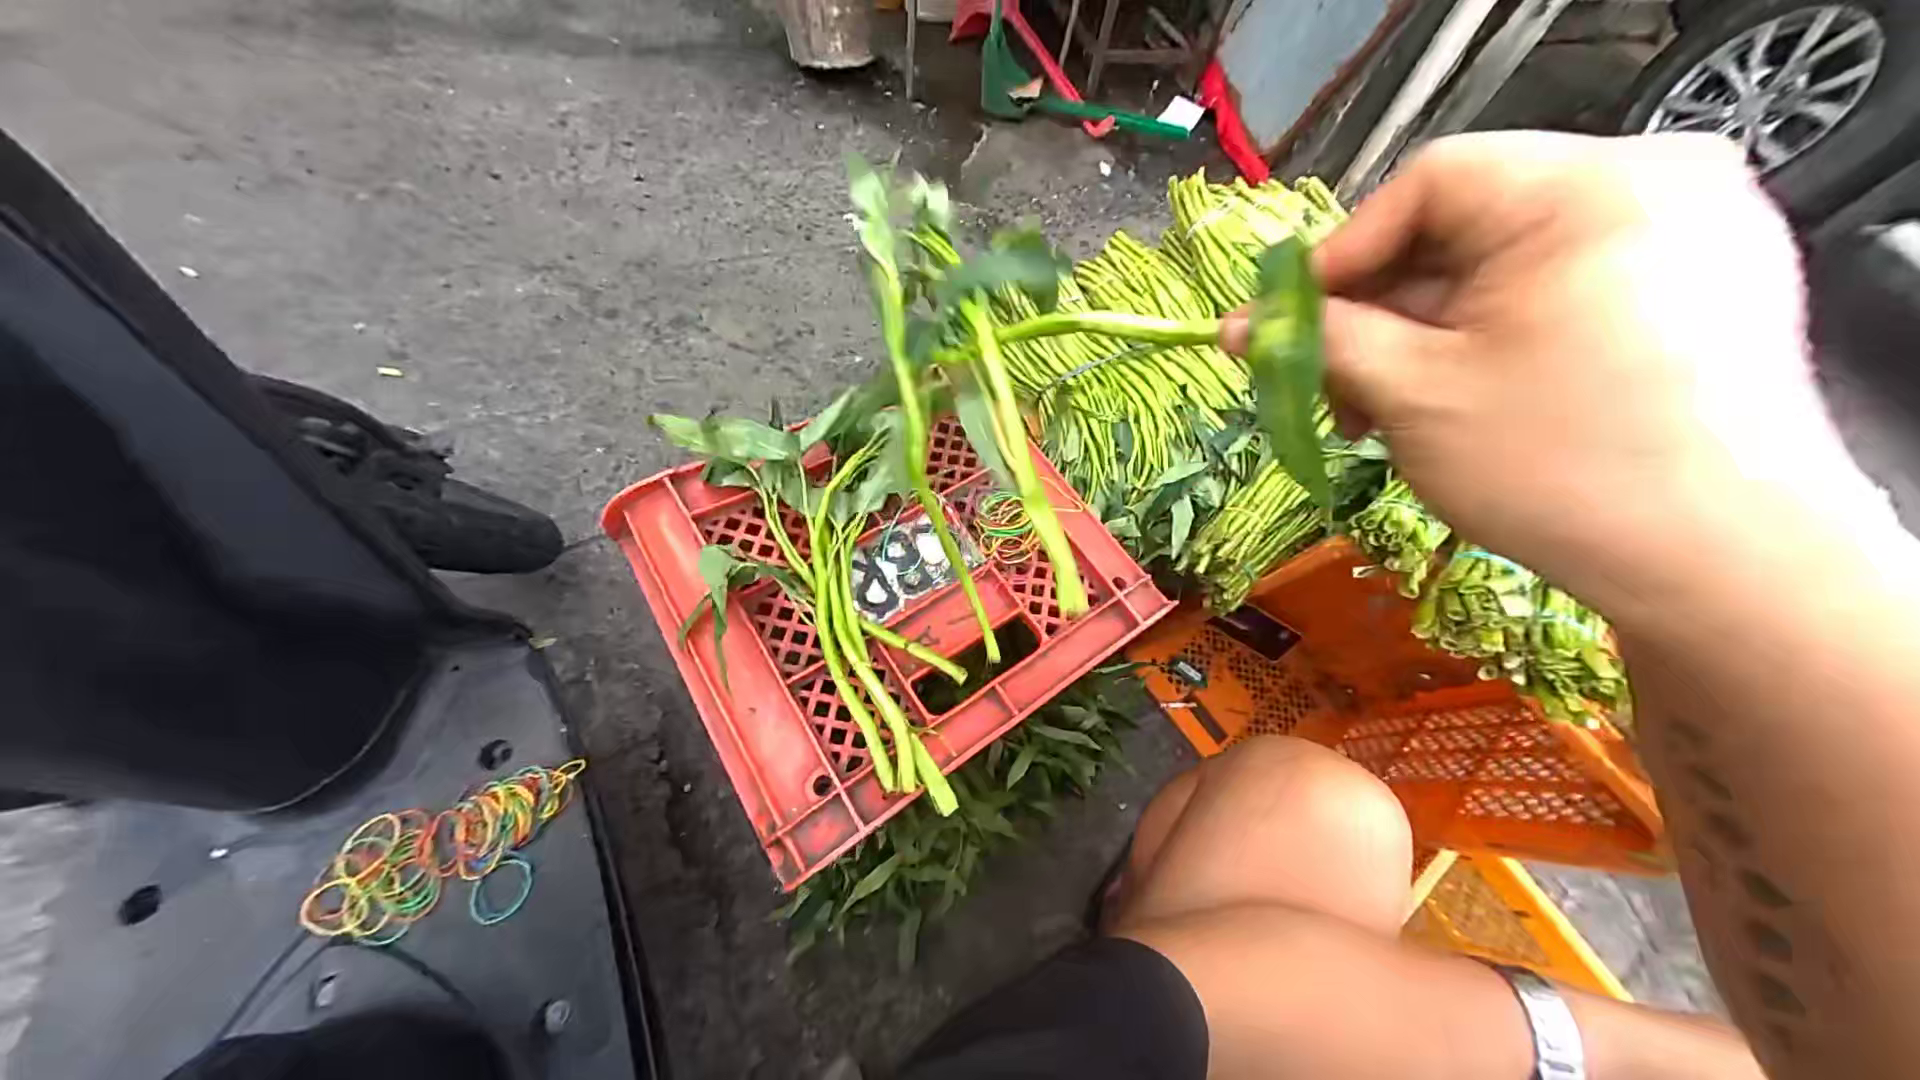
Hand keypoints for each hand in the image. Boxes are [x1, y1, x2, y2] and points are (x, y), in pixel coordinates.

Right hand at [1225, 131, 1883, 609]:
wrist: (1717, 563)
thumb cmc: (1554, 465)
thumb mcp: (1410, 391)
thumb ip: (1318, 341)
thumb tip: (1238, 326)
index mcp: (1593, 189)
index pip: (1427, 183)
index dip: (1342, 254)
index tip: (1290, 324)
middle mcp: (1647, 189)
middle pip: (1455, 230)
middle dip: (1372, 313)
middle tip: (1326, 382)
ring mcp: (1669, 242)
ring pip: (1486, 273)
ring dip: (1409, 341)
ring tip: (1375, 411)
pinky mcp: (1670, 295)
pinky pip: (1532, 299)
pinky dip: (1464, 348)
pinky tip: (1433, 404)